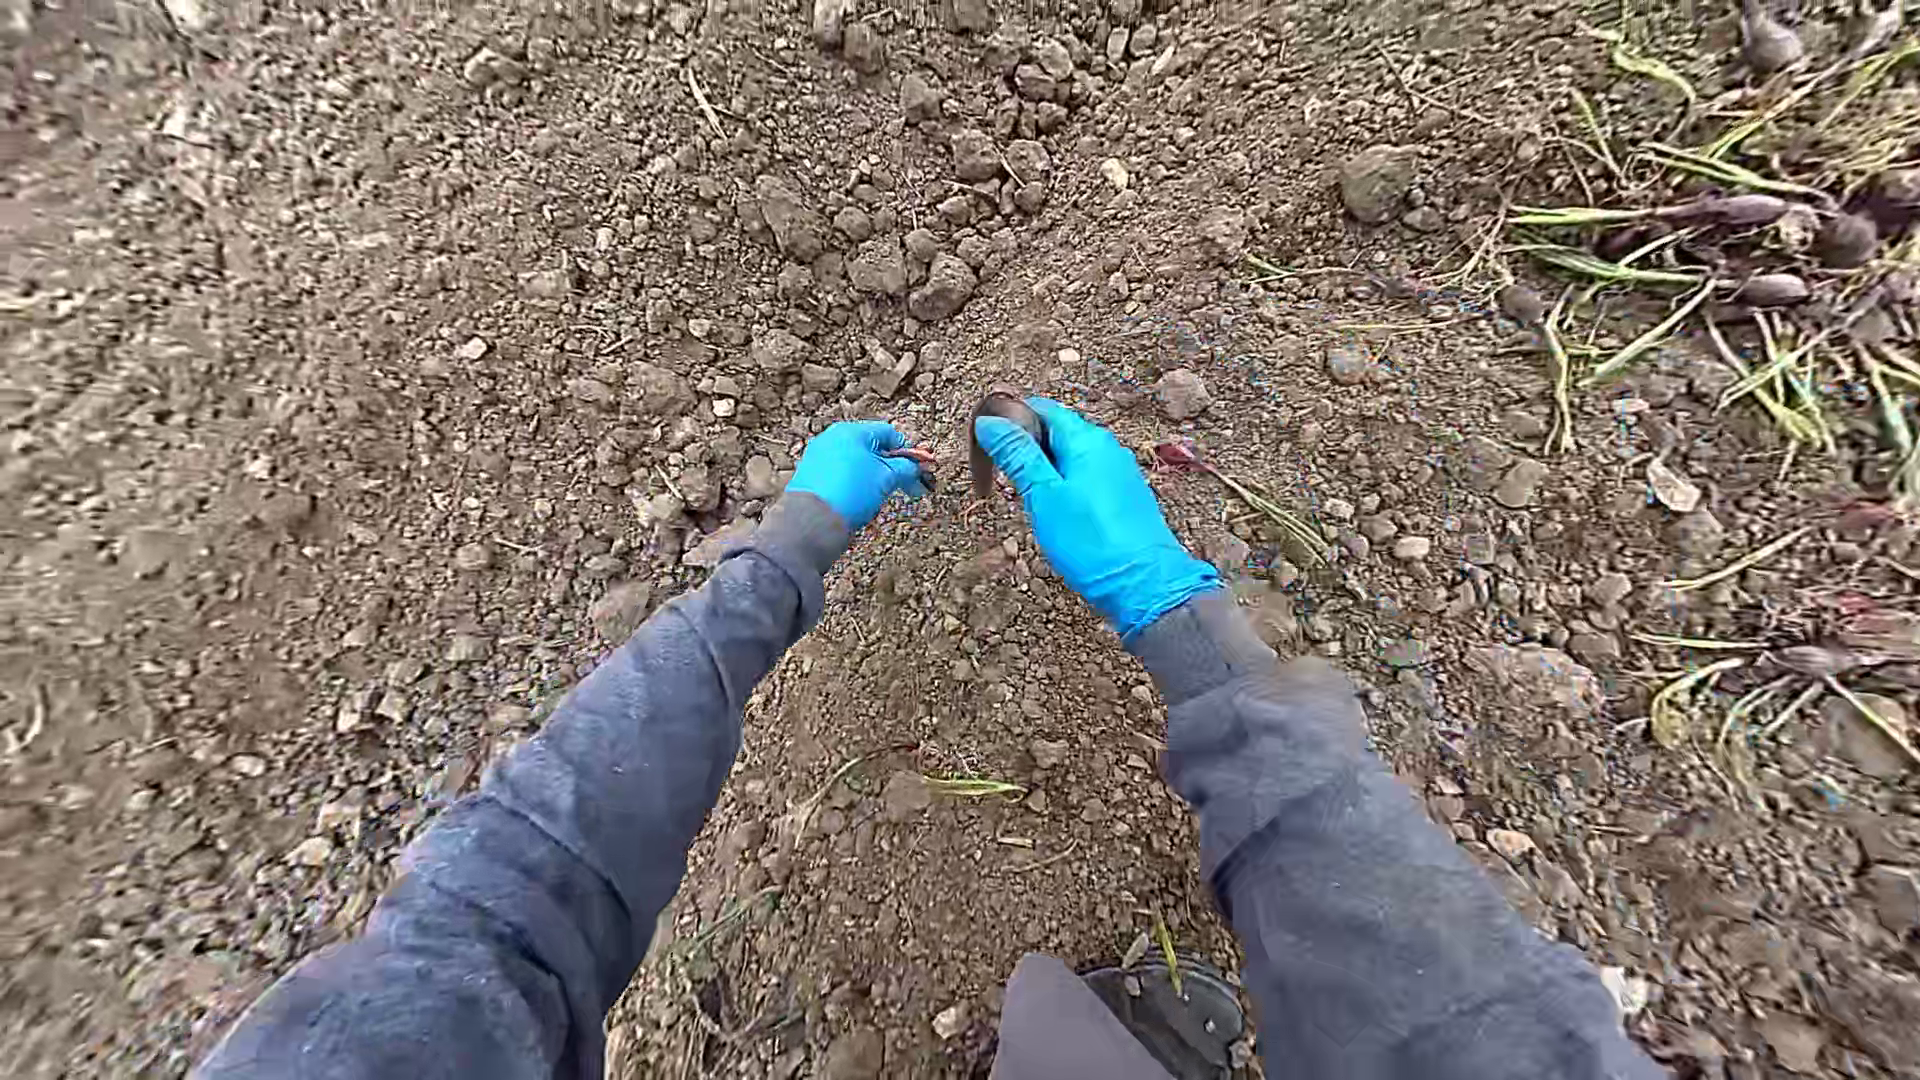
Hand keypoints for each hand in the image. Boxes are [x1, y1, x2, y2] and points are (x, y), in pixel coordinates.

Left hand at [786, 421, 928, 528]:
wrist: (814, 522)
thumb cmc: (851, 493)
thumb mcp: (887, 478)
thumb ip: (905, 468)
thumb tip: (915, 467)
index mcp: (850, 432)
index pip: (888, 433)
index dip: (907, 451)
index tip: (918, 469)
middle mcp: (831, 440)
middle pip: (872, 448)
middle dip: (892, 467)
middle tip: (907, 486)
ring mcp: (819, 459)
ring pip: (858, 464)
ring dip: (875, 478)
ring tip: (882, 496)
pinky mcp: (813, 479)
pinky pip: (843, 477)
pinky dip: (857, 486)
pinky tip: (862, 502)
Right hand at [974, 398, 1218, 639]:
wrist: (1142, 585)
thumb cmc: (1090, 541)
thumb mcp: (1043, 495)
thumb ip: (1016, 455)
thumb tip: (989, 422)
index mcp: (1087, 440)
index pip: (1041, 408)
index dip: (1011, 420)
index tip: (989, 444)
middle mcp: (1106, 448)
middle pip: (1055, 432)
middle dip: (1025, 449)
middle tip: (1003, 478)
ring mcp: (1116, 472)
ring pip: (1068, 458)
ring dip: (1041, 471)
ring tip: (1026, 500)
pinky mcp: (1121, 497)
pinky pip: (1083, 478)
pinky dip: (1061, 487)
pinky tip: (1053, 513)